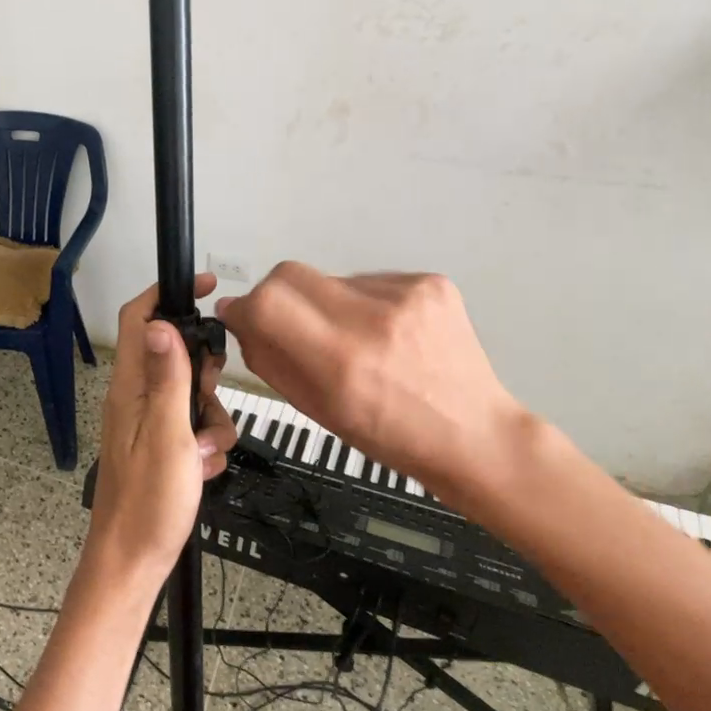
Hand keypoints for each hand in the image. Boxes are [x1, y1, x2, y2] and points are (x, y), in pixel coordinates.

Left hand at [86, 273, 236, 585]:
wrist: (135, 559)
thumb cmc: (147, 504)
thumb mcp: (167, 434)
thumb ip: (168, 378)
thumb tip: (160, 323)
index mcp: (130, 388)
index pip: (139, 320)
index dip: (167, 294)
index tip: (204, 286)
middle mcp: (135, 399)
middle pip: (176, 357)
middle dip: (204, 376)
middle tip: (208, 405)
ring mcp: (148, 424)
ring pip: (192, 396)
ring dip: (210, 421)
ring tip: (201, 453)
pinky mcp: (161, 447)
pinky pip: (194, 428)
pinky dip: (205, 445)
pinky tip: (201, 468)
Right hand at [214, 263, 534, 511]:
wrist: (473, 434)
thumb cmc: (389, 436)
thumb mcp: (316, 411)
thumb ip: (268, 360)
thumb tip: (238, 318)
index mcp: (342, 362)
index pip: (266, 303)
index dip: (243, 308)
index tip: (242, 319)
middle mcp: (375, 319)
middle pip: (289, 274)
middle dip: (275, 297)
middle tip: (287, 327)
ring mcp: (408, 295)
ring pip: (329, 278)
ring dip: (324, 304)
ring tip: (352, 341)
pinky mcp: (431, 282)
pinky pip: (368, 281)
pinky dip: (362, 304)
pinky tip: (383, 334)